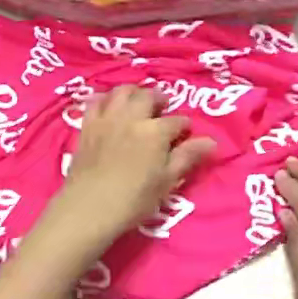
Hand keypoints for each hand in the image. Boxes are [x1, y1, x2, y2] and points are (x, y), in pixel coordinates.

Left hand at [36, 85, 215, 261]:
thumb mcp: (166, 181)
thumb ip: (187, 158)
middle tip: (163, 109)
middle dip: (160, 99)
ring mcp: (106, 119)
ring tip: (138, 102)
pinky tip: (109, 107)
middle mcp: (131, 117)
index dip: (184, 127)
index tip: (186, 134)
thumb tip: (211, 141)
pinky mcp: (86, 126)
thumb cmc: (133, 199)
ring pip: (121, 92)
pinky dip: (105, 100)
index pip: (177, 121)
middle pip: (148, 96)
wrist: (89, 207)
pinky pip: (95, 102)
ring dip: (133, 93)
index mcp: (156, 131)